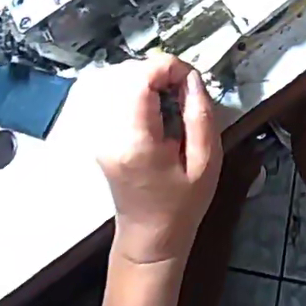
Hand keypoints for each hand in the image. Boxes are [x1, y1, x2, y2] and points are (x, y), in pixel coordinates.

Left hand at [60, 54, 220, 265]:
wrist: (149, 238)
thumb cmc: (181, 204)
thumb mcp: (207, 161)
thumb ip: (201, 114)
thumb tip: (192, 78)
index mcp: (135, 141)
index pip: (139, 79)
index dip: (168, 67)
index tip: (191, 79)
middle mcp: (108, 133)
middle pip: (125, 74)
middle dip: (159, 71)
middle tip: (184, 88)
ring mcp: (99, 134)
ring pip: (117, 80)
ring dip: (147, 78)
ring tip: (171, 95)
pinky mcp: (99, 134)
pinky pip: (113, 95)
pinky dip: (136, 89)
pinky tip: (155, 104)